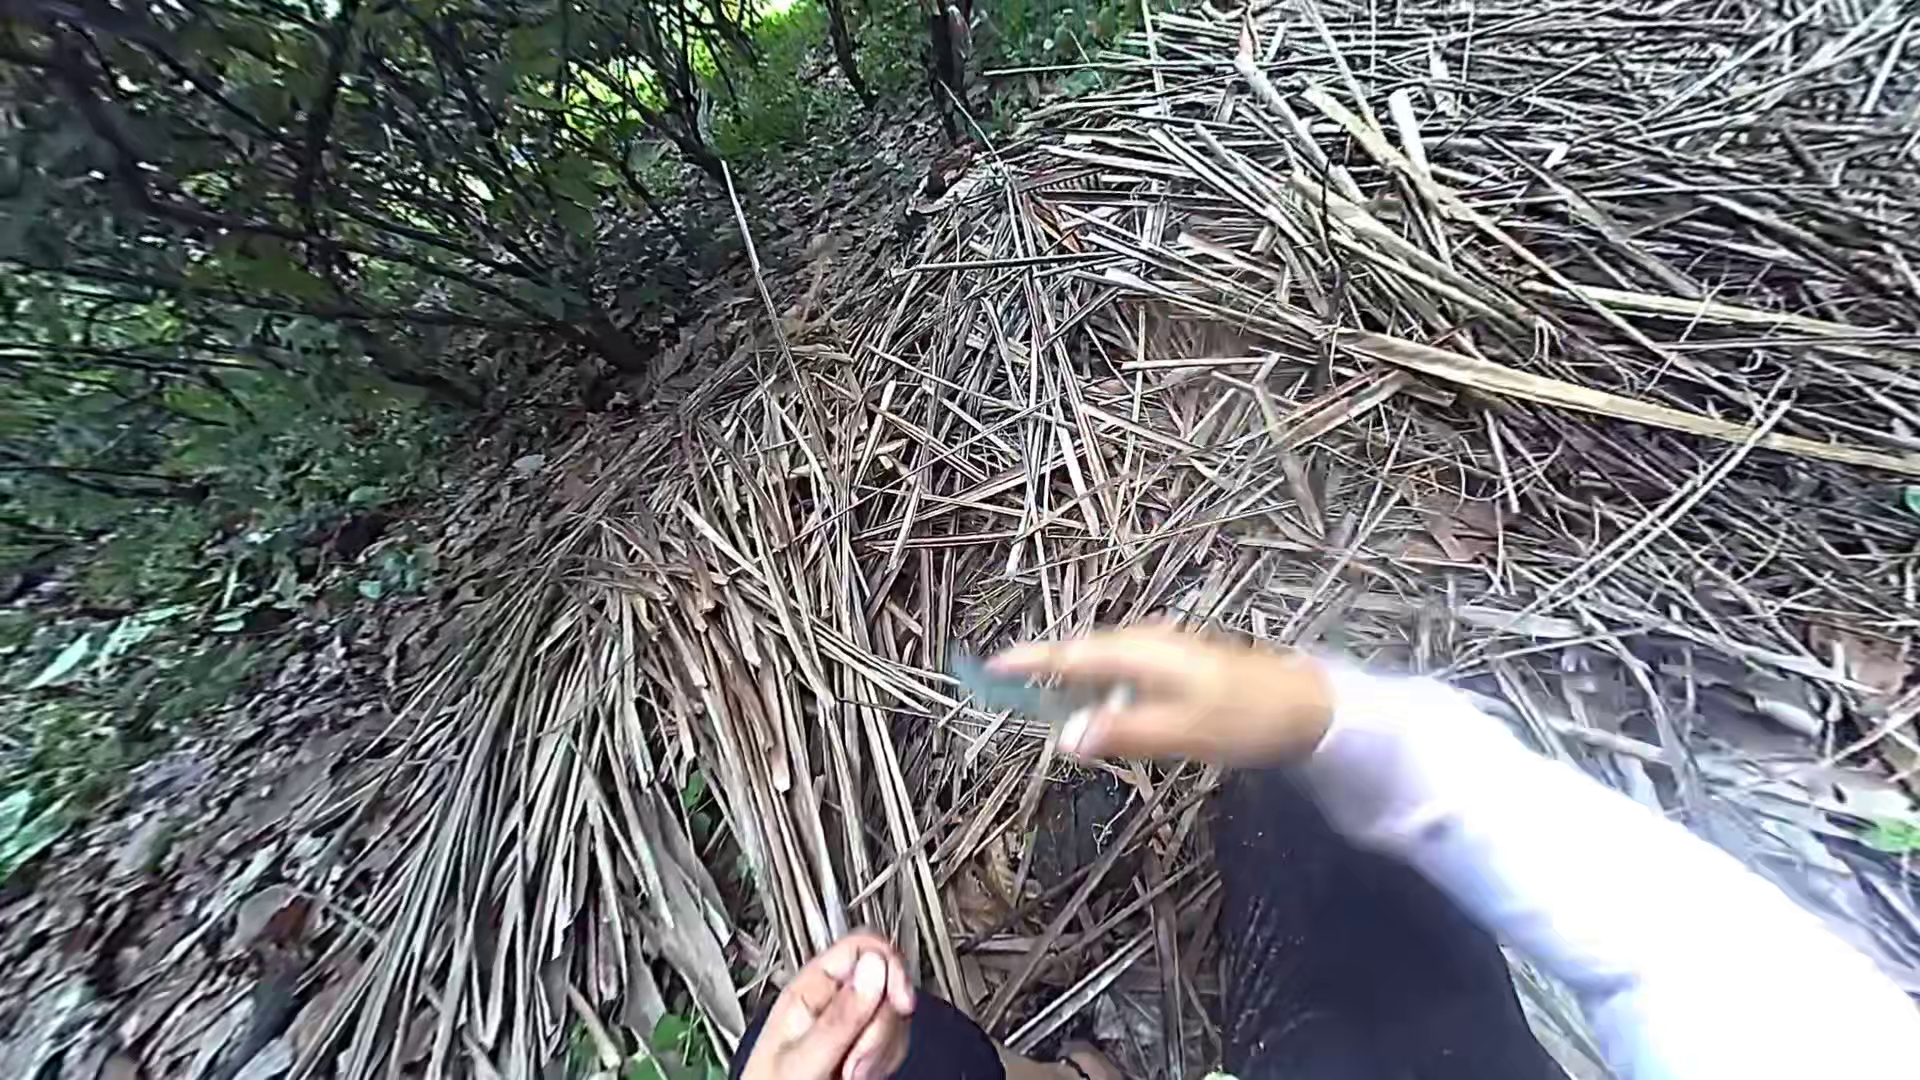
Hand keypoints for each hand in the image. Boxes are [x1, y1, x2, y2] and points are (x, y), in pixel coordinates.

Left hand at [739, 932, 915, 1079]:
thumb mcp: (798, 1063)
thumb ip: (837, 1017)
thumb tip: (873, 965)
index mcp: (808, 989)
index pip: (859, 946)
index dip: (886, 965)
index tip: (900, 997)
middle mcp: (832, 1001)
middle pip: (883, 980)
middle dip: (882, 1022)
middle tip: (859, 1057)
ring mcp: (849, 1026)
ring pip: (892, 1010)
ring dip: (884, 1046)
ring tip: (854, 1073)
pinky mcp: (863, 1050)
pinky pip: (895, 1038)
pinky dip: (887, 1059)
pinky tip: (864, 1075)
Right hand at [988, 624, 1335, 764]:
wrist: (1308, 705)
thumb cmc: (1245, 716)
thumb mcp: (1185, 731)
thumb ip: (1123, 732)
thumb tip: (1066, 738)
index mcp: (1139, 652)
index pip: (1069, 654)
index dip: (1029, 660)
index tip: (991, 665)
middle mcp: (1144, 641)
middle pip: (1081, 652)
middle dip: (1045, 668)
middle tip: (1013, 689)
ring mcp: (1161, 647)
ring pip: (1102, 659)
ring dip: (1072, 676)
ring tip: (1050, 699)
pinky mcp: (1175, 659)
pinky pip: (1122, 666)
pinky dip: (1100, 681)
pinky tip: (1107, 701)